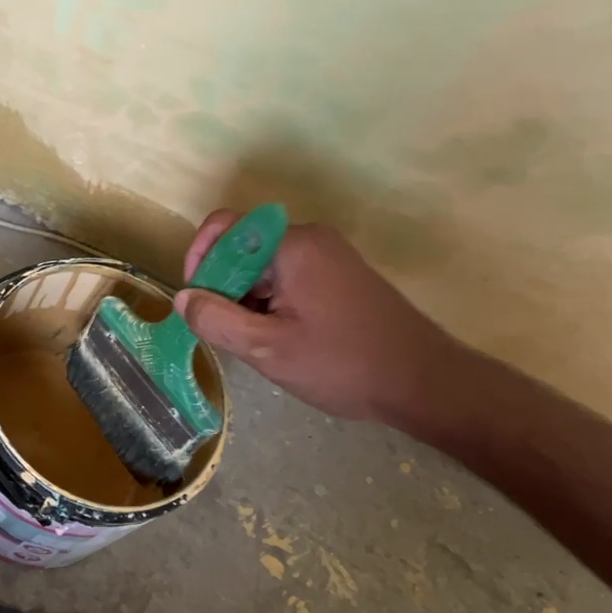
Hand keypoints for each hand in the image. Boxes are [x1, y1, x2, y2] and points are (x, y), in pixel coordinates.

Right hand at [175, 210, 467, 423]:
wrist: (429, 385)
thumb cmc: (345, 364)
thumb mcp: (269, 349)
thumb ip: (216, 320)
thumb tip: (182, 298)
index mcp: (291, 244)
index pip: (224, 227)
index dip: (199, 259)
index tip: (196, 302)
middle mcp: (310, 238)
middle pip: (243, 247)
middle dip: (226, 286)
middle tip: (228, 331)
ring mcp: (329, 256)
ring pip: (264, 266)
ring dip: (249, 298)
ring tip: (260, 342)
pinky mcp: (341, 276)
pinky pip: (288, 277)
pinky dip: (274, 302)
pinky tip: (284, 339)